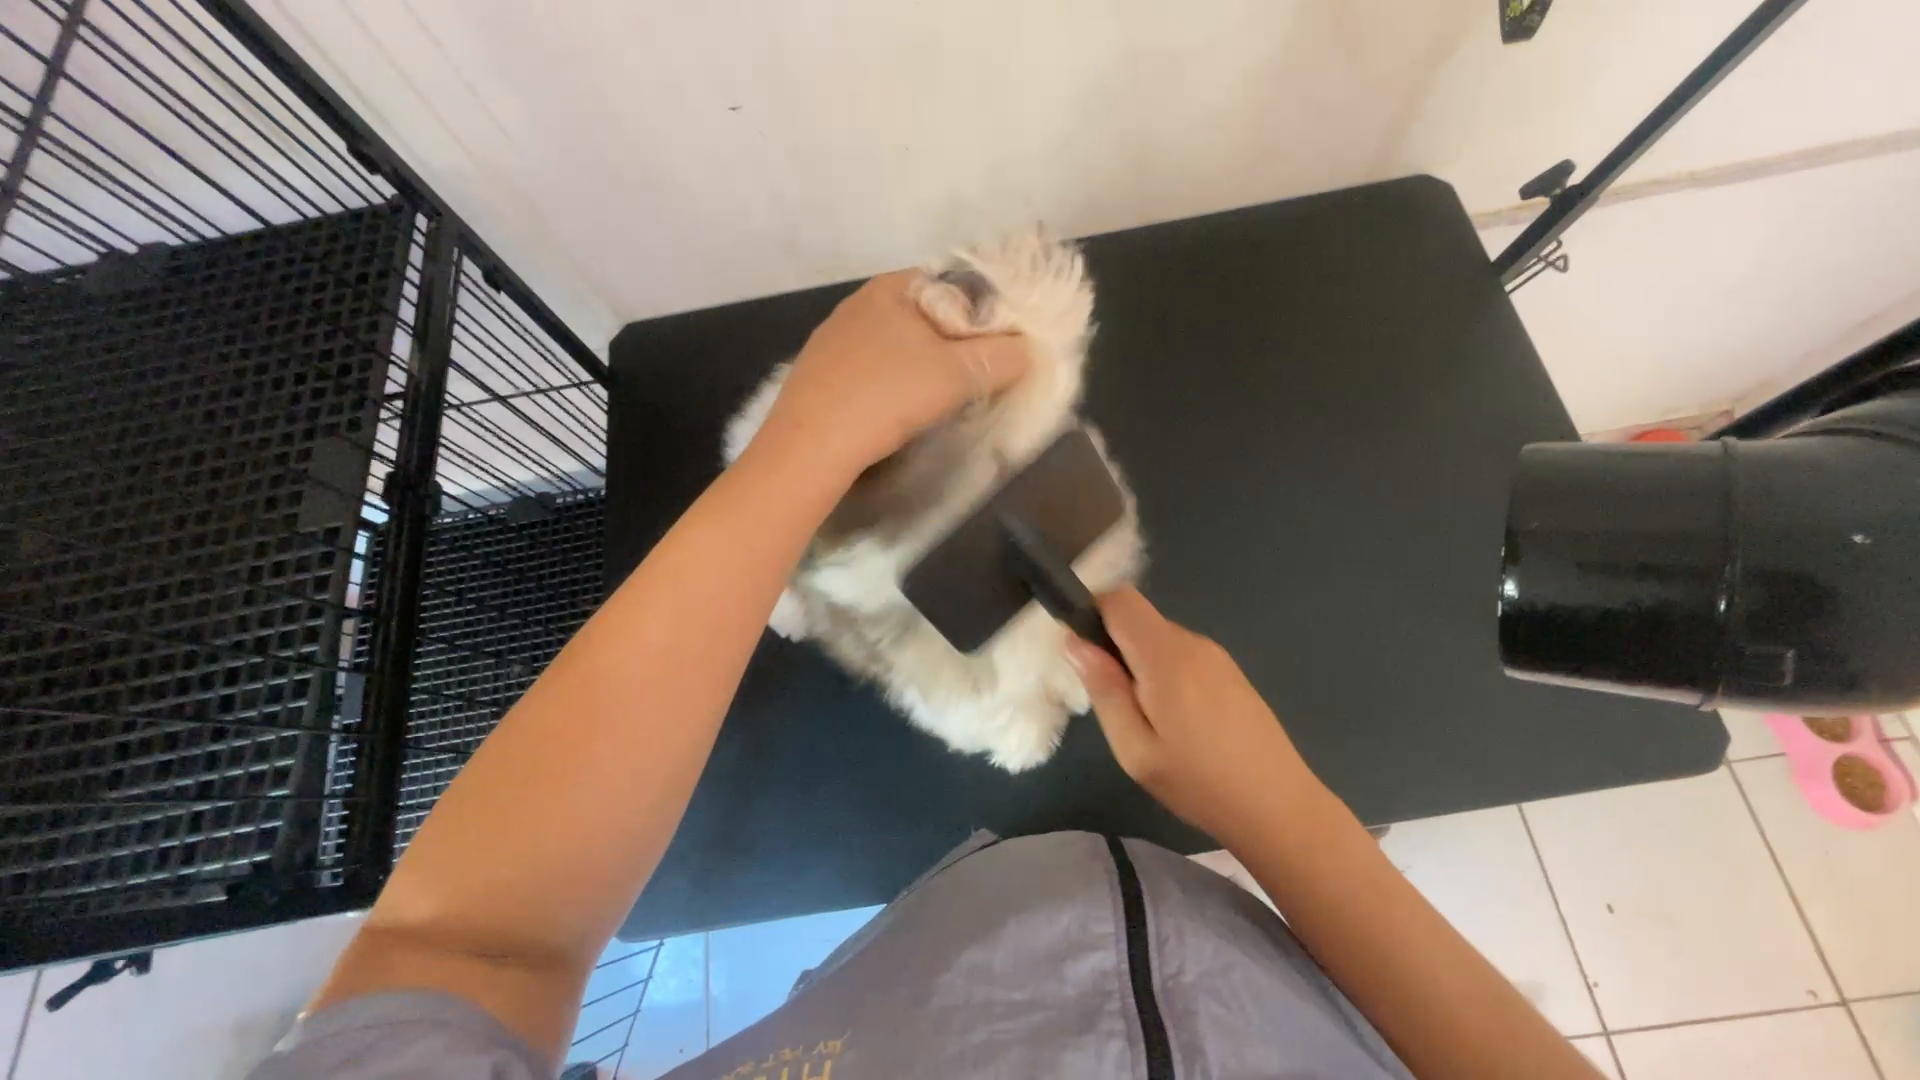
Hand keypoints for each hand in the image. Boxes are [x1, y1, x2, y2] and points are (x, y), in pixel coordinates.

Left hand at [755, 270, 1030, 475]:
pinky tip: (902, 408)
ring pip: (900, 343)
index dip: (990, 310)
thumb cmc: (885, 396)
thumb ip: (1001, 357)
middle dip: (959, 341)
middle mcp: (861, 302)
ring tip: (947, 395)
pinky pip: (875, 368)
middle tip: (984, 374)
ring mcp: (836, 338)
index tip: (1009, 344)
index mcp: (894, 286)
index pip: (957, 282)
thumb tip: (1029, 349)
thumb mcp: (956, 375)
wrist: (808, 447)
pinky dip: (896, 382)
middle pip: (929, 314)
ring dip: (927, 364)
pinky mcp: (823, 373)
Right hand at [1068, 588, 1327, 845]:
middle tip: (1117, 706)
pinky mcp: (1230, 672)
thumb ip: (1105, 689)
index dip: (1093, 615)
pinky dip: (1165, 676)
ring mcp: (1216, 656)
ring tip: (1149, 724)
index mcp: (1166, 656)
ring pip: (1159, 639)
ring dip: (1141, 666)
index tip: (1085, 657)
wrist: (1279, 808)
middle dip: (1115, 649)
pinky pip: (1182, 656)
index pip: (1120, 599)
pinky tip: (1178, 724)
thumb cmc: (1199, 783)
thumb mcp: (1135, 748)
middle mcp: (1193, 643)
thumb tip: (1075, 641)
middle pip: (1139, 620)